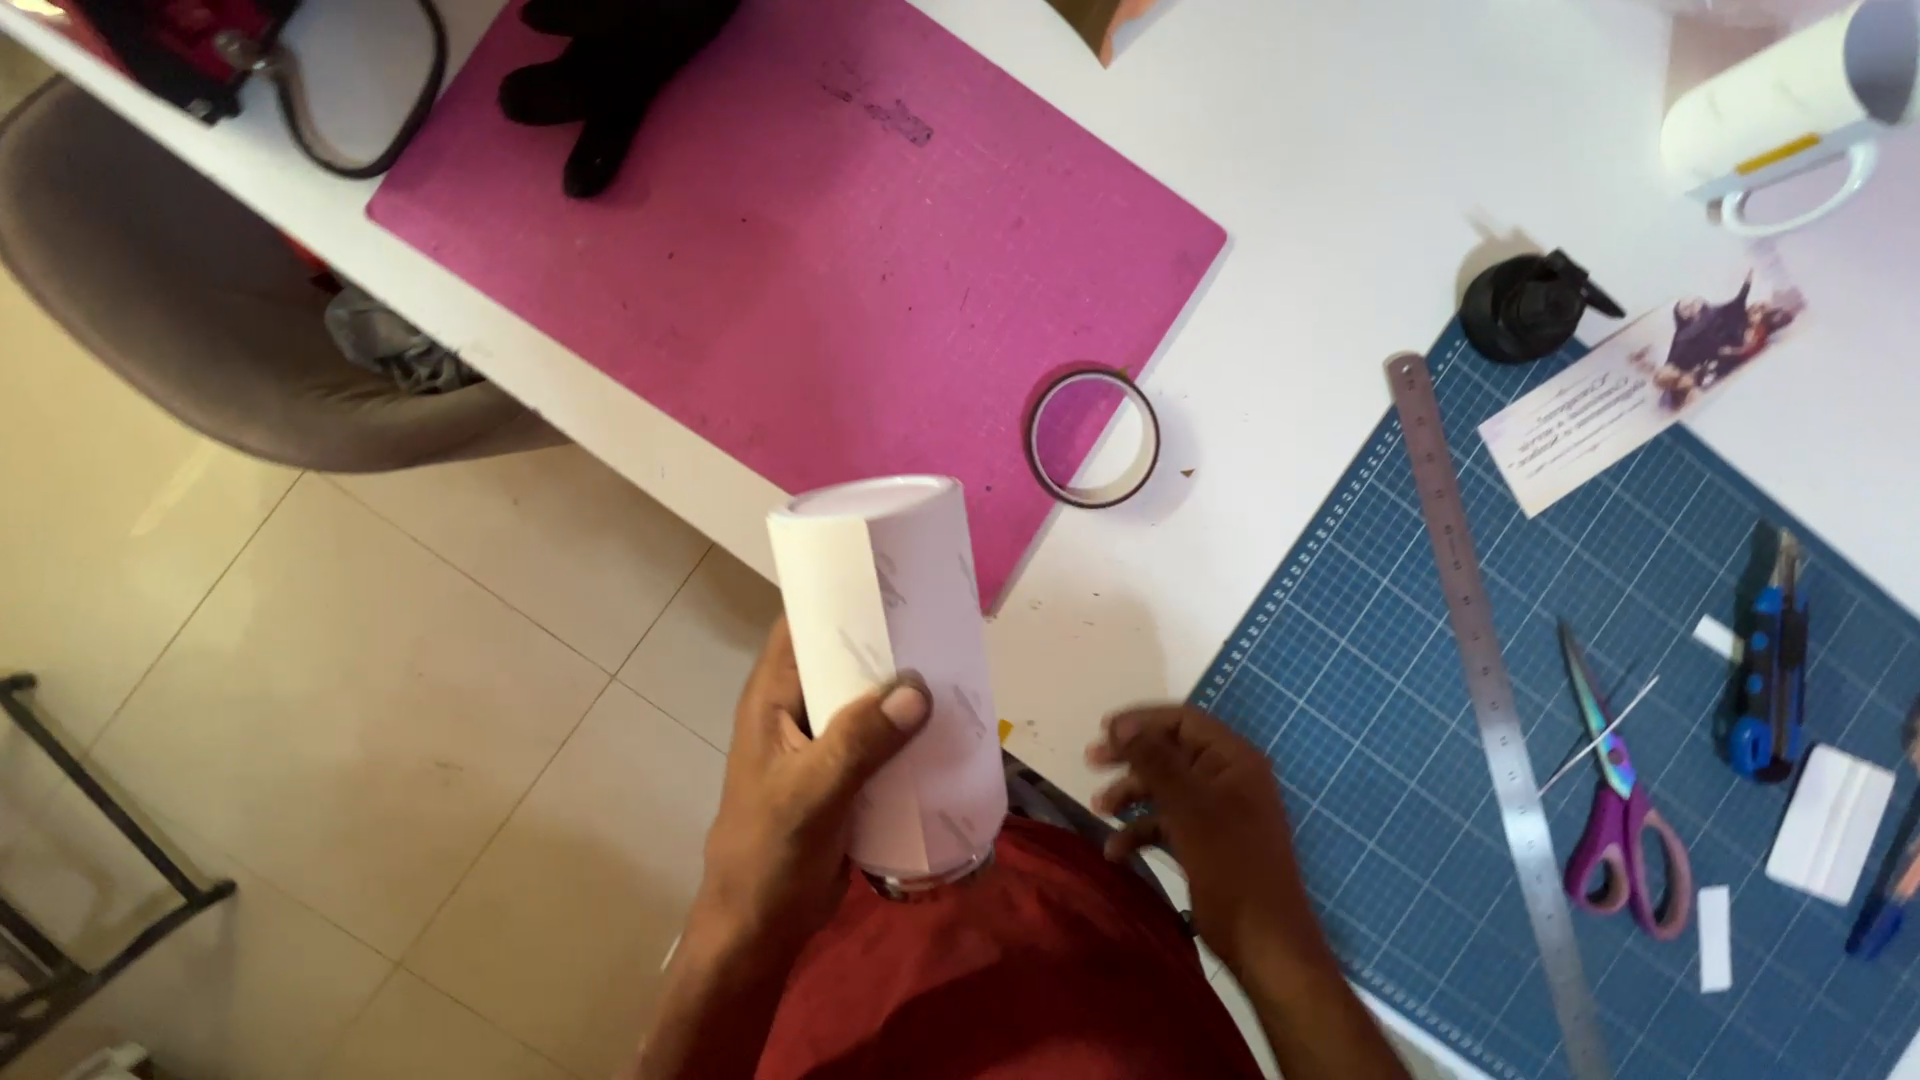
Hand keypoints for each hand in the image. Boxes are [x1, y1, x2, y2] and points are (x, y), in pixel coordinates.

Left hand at [694, 618, 929, 949]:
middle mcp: (796, 709)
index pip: (801, 625)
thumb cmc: (769, 854)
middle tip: (939, 620)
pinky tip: (945, 722)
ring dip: (901, 685)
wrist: (761, 928)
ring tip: (953, 663)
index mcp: (773, 698)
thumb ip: (858, 743)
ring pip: (864, 696)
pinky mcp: (843, 772)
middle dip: (885, 639)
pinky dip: (906, 727)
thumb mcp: (811, 794)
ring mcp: (821, 741)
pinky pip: (878, 735)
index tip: (889, 577)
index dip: (838, 596)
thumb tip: (918, 688)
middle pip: (841, 656)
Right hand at [1086, 705, 1317, 966]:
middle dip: (1130, 757)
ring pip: (1163, 788)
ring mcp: (1215, 812)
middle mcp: (1225, 779)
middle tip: (1090, 761)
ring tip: (1098, 808)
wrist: (1265, 943)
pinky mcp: (1203, 842)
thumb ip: (1155, 760)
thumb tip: (1123, 724)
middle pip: (1169, 752)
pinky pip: (1165, 823)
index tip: (1103, 731)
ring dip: (1129, 794)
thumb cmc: (1232, 865)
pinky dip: (1139, 831)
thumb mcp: (1190, 807)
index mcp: (1233, 760)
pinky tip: (1115, 850)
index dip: (1142, 722)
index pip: (1183, 721)